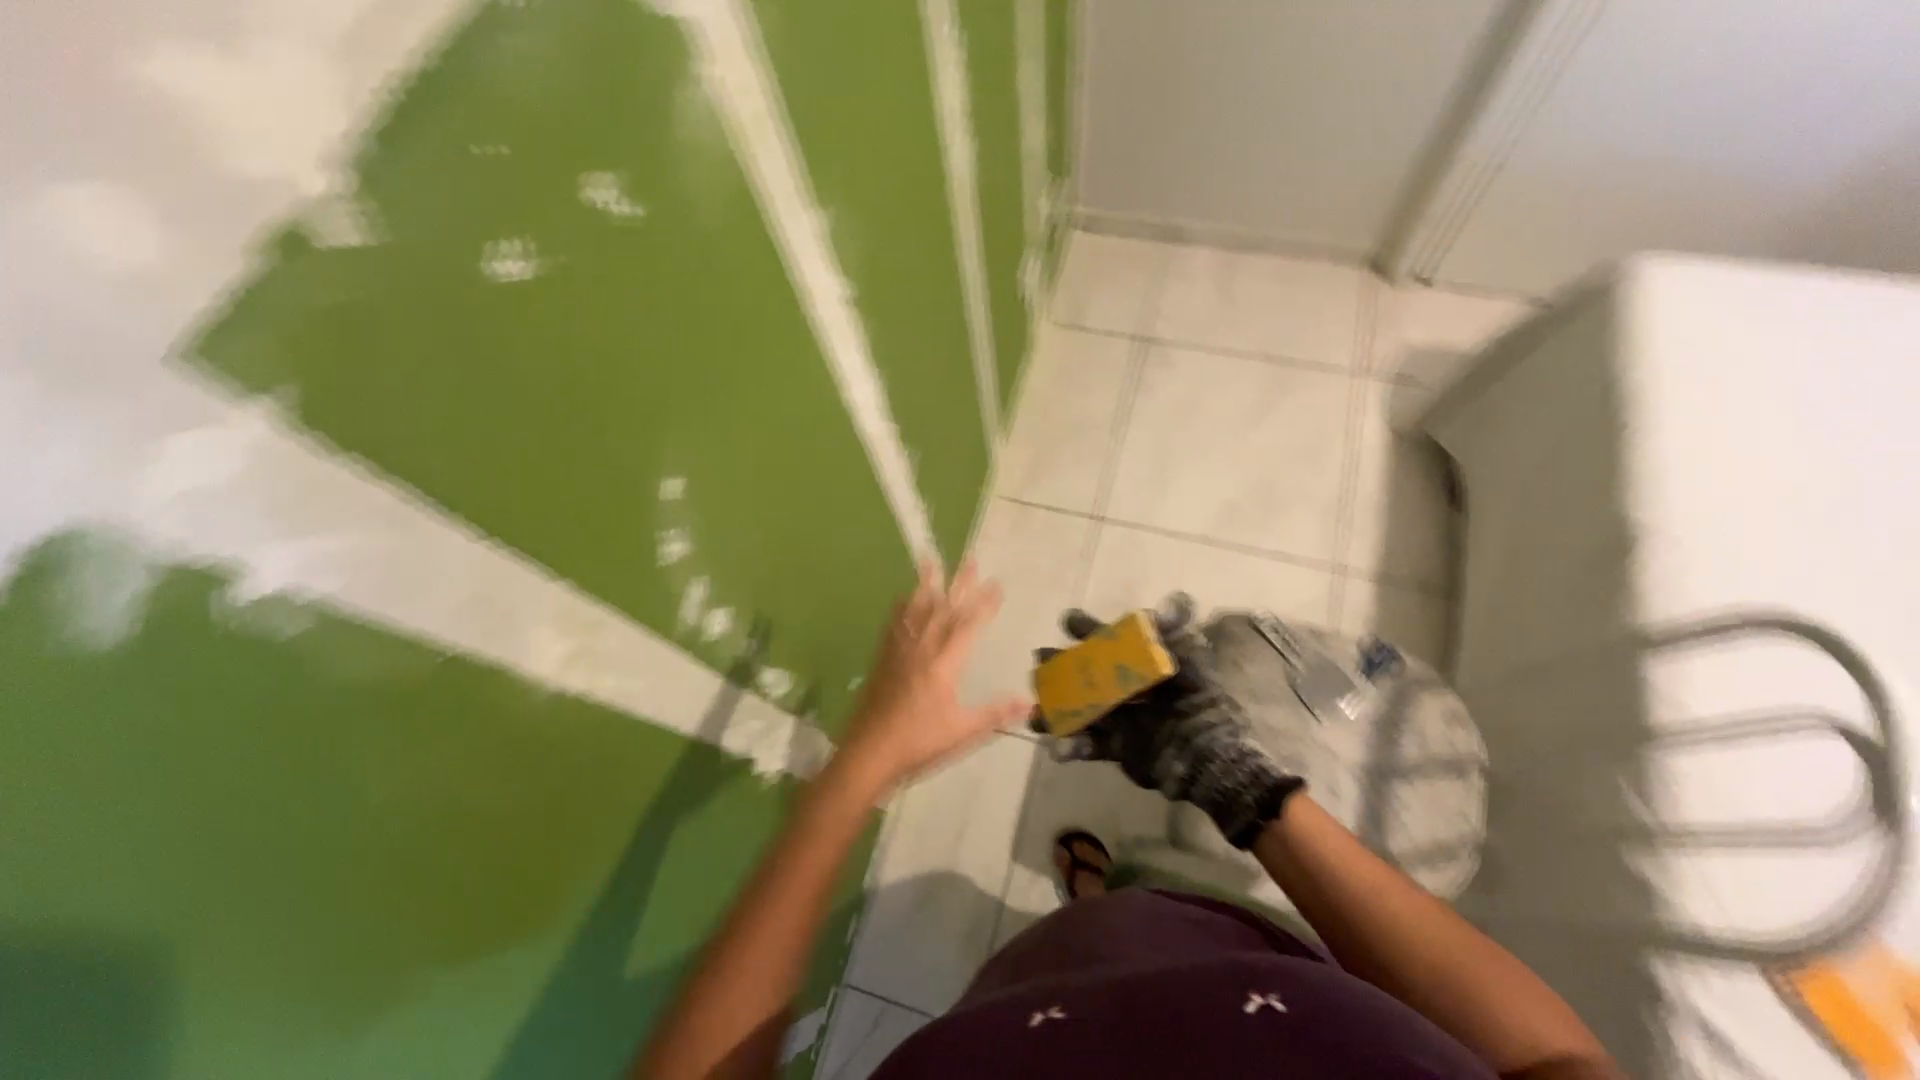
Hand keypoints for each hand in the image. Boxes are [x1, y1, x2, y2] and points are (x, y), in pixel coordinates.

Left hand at [839, 561, 1029, 787]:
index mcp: (945, 664)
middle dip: (959, 584)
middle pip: (944, 609)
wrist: (869, 752)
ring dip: (927, 584)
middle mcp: (922, 649)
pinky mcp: (882, 659)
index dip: (984, 604)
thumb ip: (996, 713)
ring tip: (932, 560)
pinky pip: (894, 624)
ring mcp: (899, 651)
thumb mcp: (963, 731)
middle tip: (970, 559)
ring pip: (916, 609)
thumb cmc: (919, 742)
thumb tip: (1031, 704)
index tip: (996, 585)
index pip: (969, 626)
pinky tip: (903, 597)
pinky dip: (902, 607)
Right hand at [1037, 594, 1304, 848]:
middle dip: (1061, 667)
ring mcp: (1123, 720)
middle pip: (1087, 674)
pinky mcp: (1120, 749)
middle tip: (1039, 660)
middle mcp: (1130, 689)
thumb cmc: (1203, 704)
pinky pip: (1091, 746)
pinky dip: (1072, 747)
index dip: (1090, 629)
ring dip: (1056, 710)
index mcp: (1146, 665)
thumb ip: (1177, 633)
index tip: (1068, 620)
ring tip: (1035, 715)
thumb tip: (1168, 603)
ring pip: (1080, 710)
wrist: (1213, 759)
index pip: (1113, 641)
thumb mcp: (1193, 663)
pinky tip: (1057, 749)